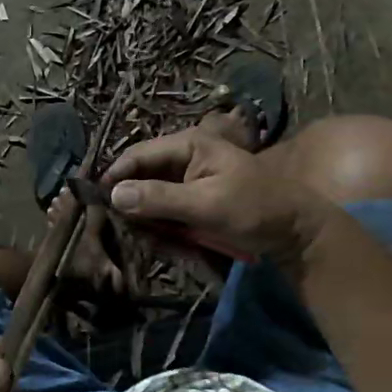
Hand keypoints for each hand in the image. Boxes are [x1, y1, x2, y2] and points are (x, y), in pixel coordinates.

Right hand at [101, 127, 342, 265]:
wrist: (296, 233)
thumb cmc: (255, 209)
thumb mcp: (206, 204)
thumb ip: (159, 199)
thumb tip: (114, 195)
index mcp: (188, 145)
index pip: (137, 155)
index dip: (114, 177)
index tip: (94, 203)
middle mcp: (183, 158)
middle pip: (140, 178)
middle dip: (134, 207)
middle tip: (133, 232)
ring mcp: (188, 181)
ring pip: (150, 200)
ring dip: (151, 224)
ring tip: (168, 244)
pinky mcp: (192, 202)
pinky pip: (166, 215)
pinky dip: (166, 232)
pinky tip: (179, 246)